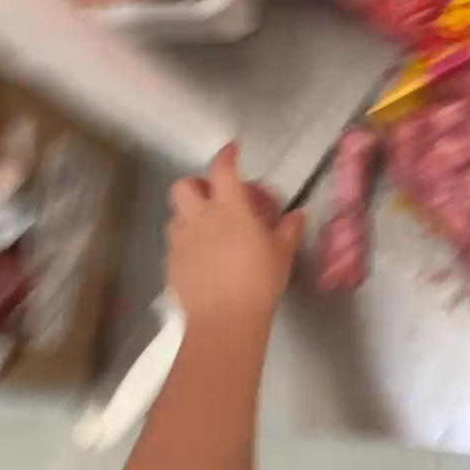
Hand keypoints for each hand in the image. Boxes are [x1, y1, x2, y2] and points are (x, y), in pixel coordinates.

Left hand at [166, 144, 304, 324]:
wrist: (225, 319)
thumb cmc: (259, 279)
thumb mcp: (283, 253)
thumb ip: (289, 229)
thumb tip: (298, 214)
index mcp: (229, 209)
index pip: (223, 169)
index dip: (227, 156)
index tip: (232, 151)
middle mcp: (199, 218)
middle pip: (184, 185)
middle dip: (197, 185)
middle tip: (215, 197)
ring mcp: (180, 242)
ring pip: (175, 215)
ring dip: (190, 215)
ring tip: (209, 231)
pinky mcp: (171, 265)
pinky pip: (175, 244)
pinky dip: (187, 243)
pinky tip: (203, 260)